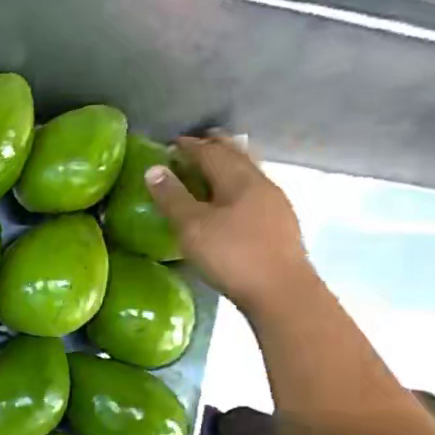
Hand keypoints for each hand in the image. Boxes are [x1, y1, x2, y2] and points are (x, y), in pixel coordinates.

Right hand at [145, 135, 316, 315]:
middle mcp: (261, 183)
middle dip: (215, 147)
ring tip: (211, 168)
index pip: (211, 152)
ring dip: (228, 165)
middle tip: (195, 145)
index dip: (190, 146)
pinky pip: (254, 191)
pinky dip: (236, 185)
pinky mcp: (279, 222)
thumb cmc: (231, 255)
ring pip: (248, 172)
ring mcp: (275, 202)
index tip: (171, 143)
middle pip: (236, 155)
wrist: (280, 290)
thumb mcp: (192, 227)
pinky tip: (231, 200)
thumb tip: (154, 169)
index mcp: (239, 179)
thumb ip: (172, 198)